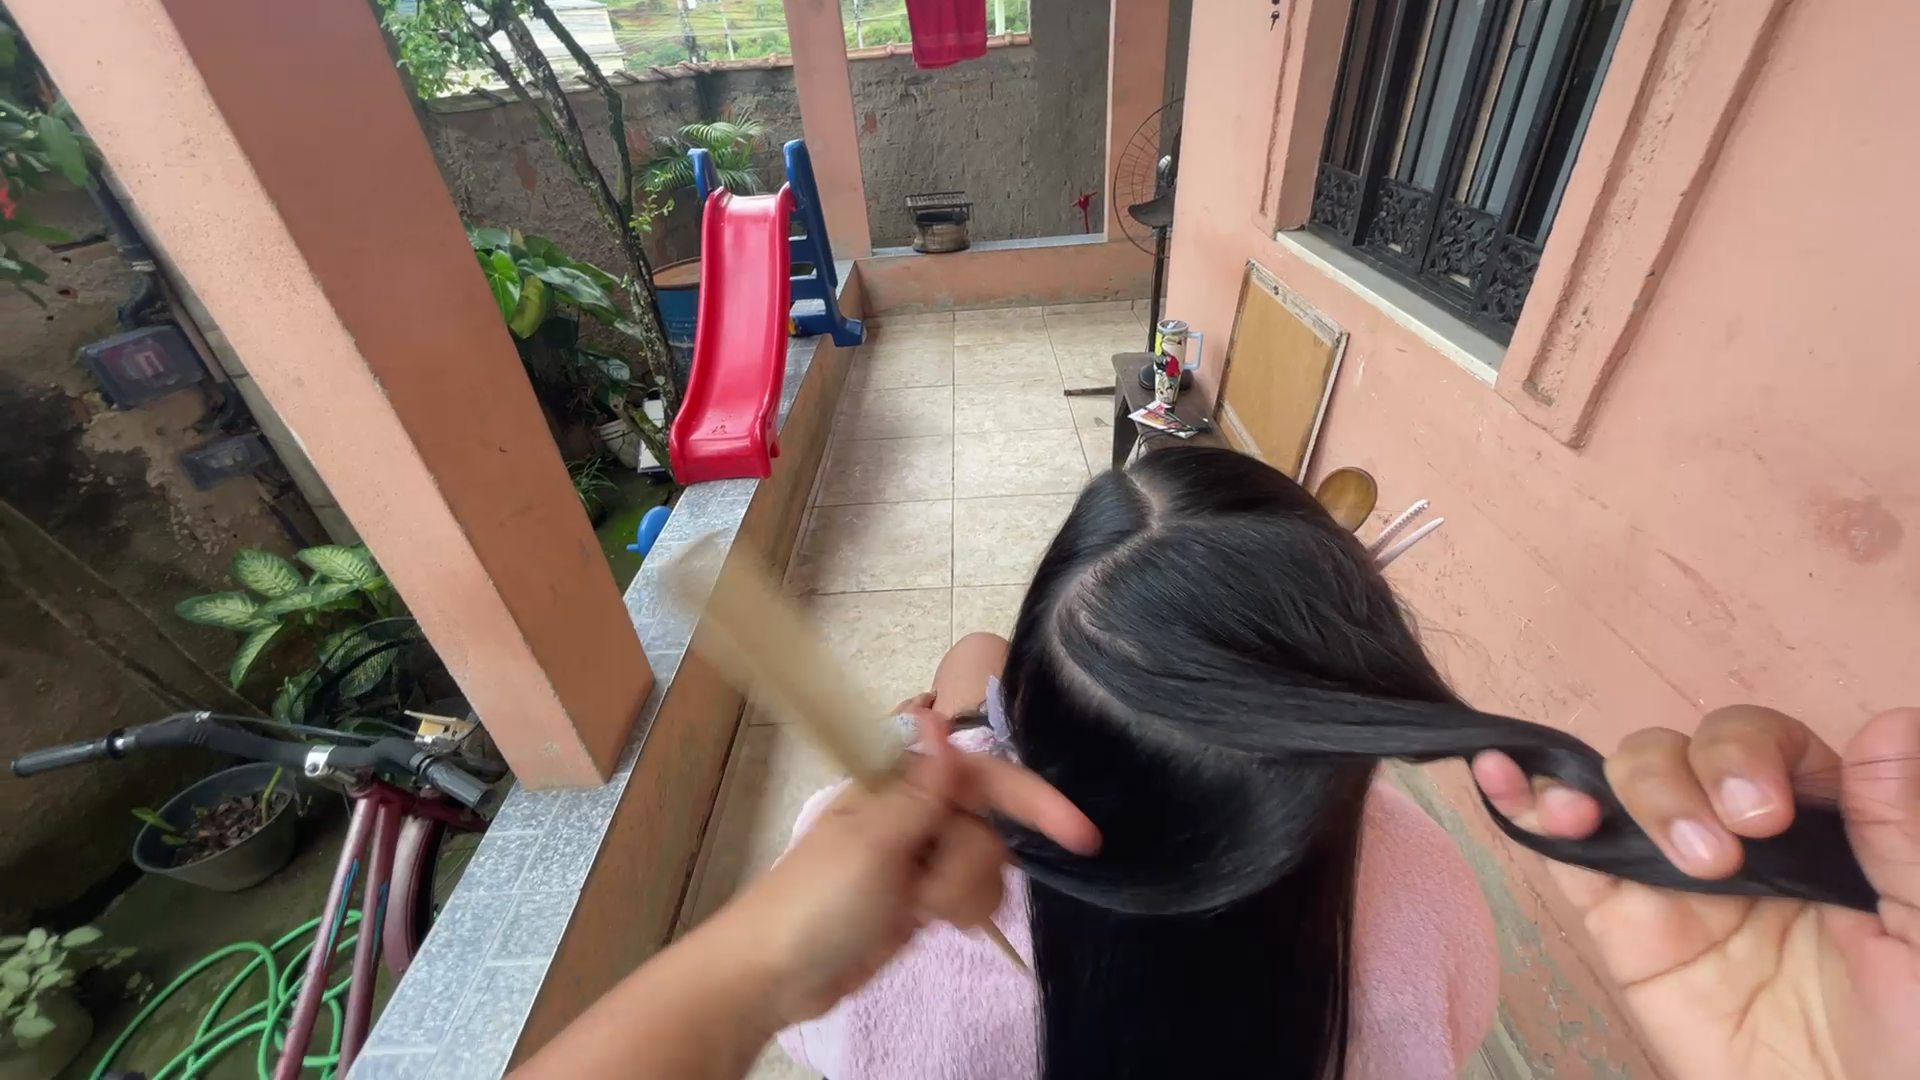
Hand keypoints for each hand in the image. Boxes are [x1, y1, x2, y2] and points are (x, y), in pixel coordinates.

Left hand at [713, 715, 1098, 1029]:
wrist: (775, 974)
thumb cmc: (816, 899)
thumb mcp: (871, 844)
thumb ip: (920, 788)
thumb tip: (936, 715)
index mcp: (902, 782)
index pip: (984, 775)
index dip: (1034, 799)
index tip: (1081, 834)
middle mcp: (919, 808)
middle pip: (991, 827)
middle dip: (968, 866)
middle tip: (923, 892)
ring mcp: (923, 852)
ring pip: (987, 863)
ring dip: (961, 893)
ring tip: (915, 909)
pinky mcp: (925, 892)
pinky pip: (972, 891)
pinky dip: (961, 908)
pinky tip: (926, 919)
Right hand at [1472, 706, 1919, 1079]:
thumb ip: (1906, 837)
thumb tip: (1896, 720)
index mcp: (1818, 830)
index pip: (1760, 744)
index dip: (1745, 752)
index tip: (1761, 813)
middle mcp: (1731, 833)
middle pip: (1669, 753)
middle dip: (1672, 786)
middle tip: (1711, 858)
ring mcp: (1661, 868)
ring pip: (1606, 783)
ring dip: (1595, 789)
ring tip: (1593, 825)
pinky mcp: (1609, 908)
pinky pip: (1551, 842)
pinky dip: (1515, 797)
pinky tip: (1498, 769)